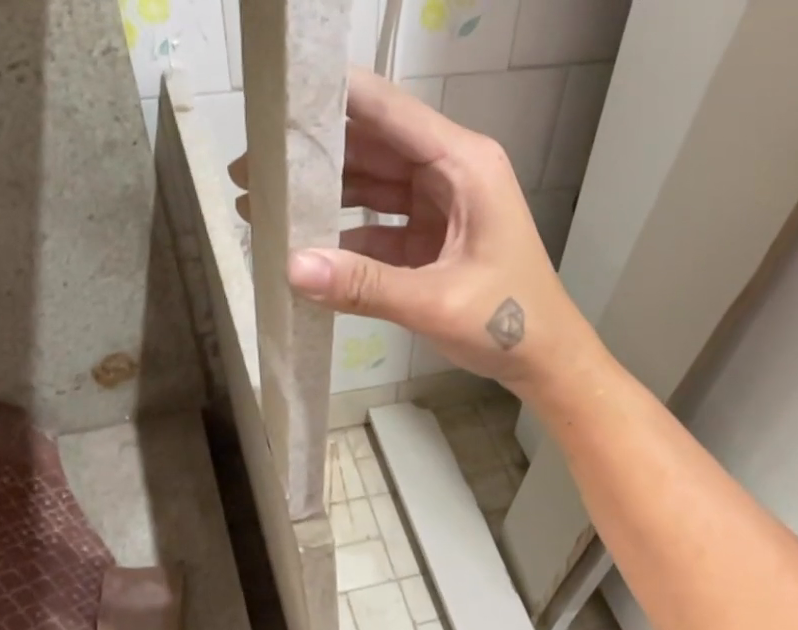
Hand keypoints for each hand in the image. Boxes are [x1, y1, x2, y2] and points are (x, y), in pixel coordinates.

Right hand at [229, 68, 592, 391]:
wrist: (546, 361)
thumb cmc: (510, 323)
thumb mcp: (436, 303)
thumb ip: (365, 286)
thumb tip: (291, 269)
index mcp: (463, 165)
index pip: (386, 111)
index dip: (328, 99)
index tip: (272, 104)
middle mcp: (449, 173)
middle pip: (369, 145)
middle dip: (311, 156)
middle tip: (250, 169)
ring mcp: (439, 205)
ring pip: (369, 185)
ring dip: (321, 196)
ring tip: (262, 206)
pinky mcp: (430, 239)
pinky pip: (377, 226)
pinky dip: (343, 237)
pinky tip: (304, 248)